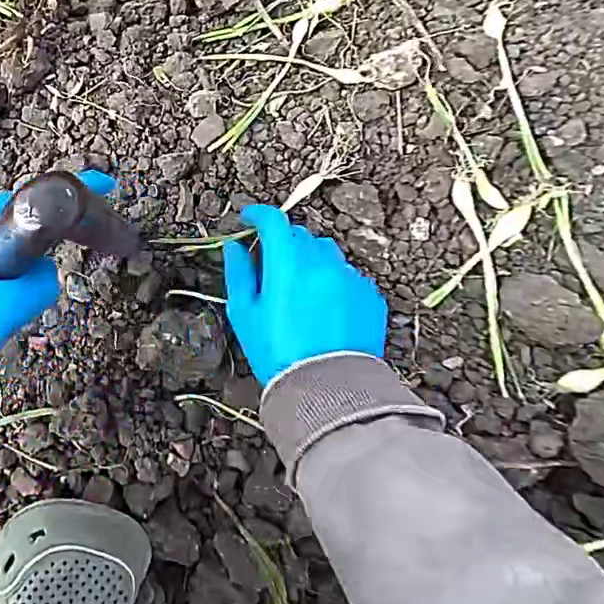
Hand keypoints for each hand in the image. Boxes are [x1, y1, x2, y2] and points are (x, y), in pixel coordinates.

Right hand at [222, 204, 387, 384]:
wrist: (327, 389)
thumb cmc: (280, 354)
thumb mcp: (245, 314)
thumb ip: (239, 273)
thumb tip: (234, 248)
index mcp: (289, 264)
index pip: (273, 220)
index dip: (258, 214)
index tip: (250, 218)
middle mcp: (323, 263)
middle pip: (300, 234)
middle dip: (284, 243)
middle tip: (273, 266)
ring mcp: (350, 278)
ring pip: (327, 253)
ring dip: (311, 261)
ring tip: (301, 291)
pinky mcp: (369, 295)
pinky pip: (348, 276)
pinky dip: (334, 282)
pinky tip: (323, 308)